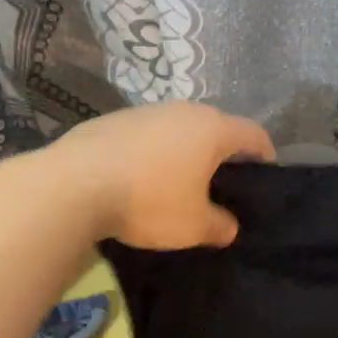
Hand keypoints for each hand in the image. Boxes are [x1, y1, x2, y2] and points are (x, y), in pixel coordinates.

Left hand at [48, 100, 274, 248]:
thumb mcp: (194, 227)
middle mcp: (183, 111)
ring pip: (178, 128)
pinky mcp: (112, 120)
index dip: (265, 154)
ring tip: (180, 181)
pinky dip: (154, 152)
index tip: (265, 173)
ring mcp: (144, 111)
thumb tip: (228, 226)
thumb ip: (220, 226)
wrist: (73, 185)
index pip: (254, 134)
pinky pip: (147, 135)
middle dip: (224, 152)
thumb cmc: (149, 202)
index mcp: (212, 130)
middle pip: (216, 127)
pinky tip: (142, 178)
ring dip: (186, 150)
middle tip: (223, 182)